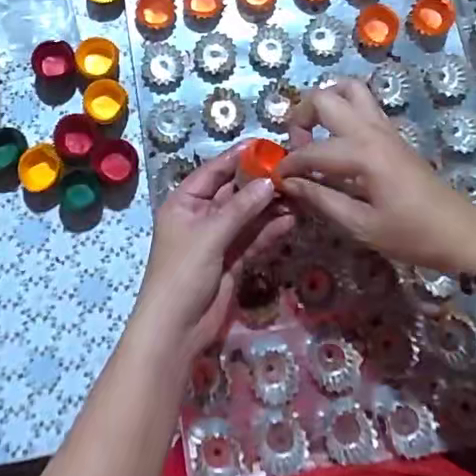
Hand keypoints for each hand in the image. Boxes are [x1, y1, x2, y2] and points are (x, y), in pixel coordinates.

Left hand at [131, 142, 294, 358]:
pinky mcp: (232, 260)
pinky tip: (291, 220)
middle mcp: (200, 215)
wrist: (177, 329)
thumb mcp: (210, 235)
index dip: (237, 158)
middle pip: (233, 192)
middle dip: (259, 182)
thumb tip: (268, 183)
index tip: (265, 145)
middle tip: (290, 170)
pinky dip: (270, 230)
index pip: (214, 172)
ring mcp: (217, 239)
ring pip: (247, 216)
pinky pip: (253, 238)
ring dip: (269, 207)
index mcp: (184, 202)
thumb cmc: (183, 273)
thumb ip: (240, 209)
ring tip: (298, 193)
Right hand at [277, 79, 475, 271]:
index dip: (288, 165)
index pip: (311, 151)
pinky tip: (336, 138)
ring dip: (324, 102)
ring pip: (348, 88)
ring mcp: (384, 127)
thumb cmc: (412, 235)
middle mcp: (371, 131)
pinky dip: (342, 108)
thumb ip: (321, 200)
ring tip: (314, 131)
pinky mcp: (392, 132)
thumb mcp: (361, 226)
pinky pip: (362, 103)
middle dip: (300, 117)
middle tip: (296, 147)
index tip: (276, 179)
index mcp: (363, 154)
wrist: (462, 234)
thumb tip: (289, 184)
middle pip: (324, 98)